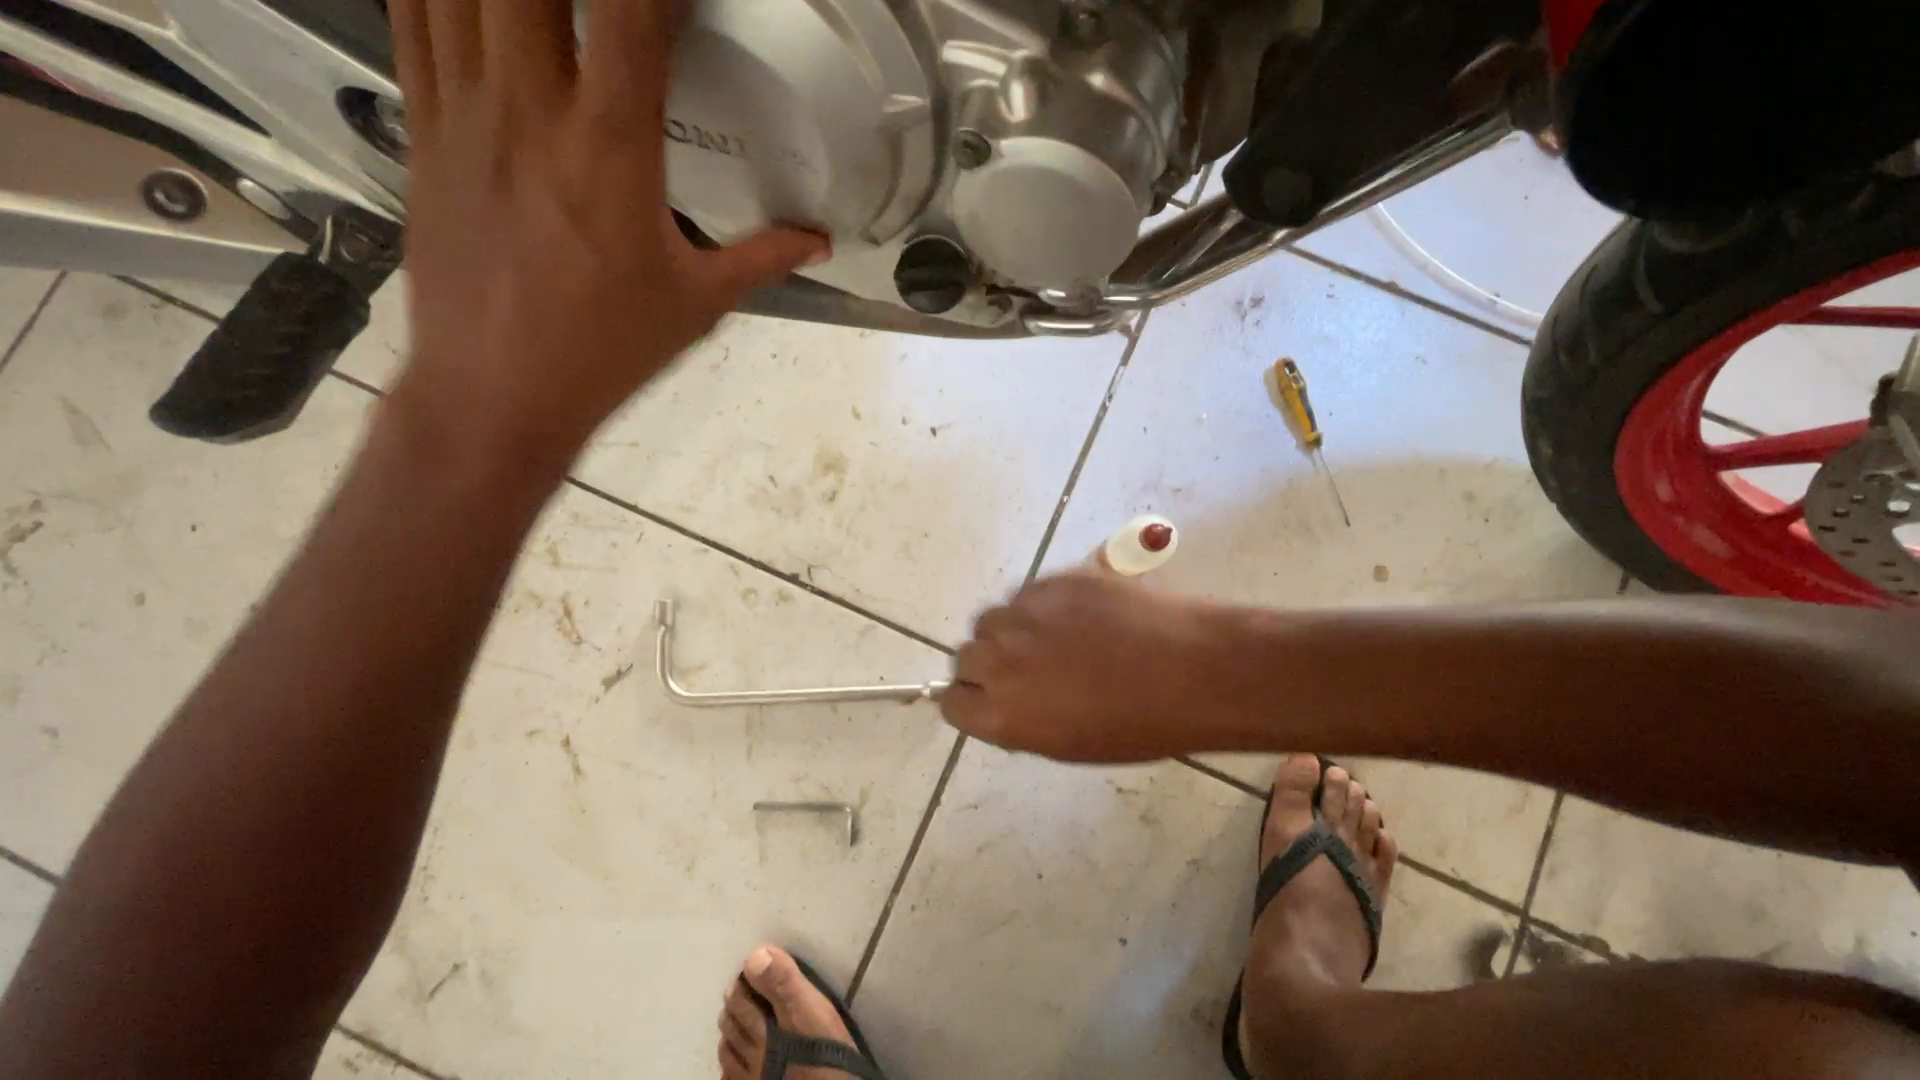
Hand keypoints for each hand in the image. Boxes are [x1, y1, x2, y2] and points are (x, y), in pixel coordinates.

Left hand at [387, 0, 825, 462]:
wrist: (494, 393)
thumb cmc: (605, 350)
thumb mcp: (698, 304)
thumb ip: (763, 259)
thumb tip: (817, 241)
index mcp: (610, 149)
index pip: (631, 12)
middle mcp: (530, 110)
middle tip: (619, 3)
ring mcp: (463, 111)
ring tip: (555, 5)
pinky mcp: (422, 128)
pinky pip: (413, 17)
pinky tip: (482, 0)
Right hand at [941, 573, 1242, 762]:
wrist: (1192, 671)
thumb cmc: (1138, 725)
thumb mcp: (1069, 744)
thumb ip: (1022, 721)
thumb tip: (1007, 701)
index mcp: (1003, 715)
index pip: (952, 701)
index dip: (970, 698)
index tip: (989, 696)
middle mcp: (1000, 663)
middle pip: (968, 655)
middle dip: (988, 662)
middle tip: (1026, 666)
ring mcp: (1025, 616)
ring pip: (993, 618)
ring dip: (1011, 629)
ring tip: (1053, 637)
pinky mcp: (1053, 582)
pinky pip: (1027, 594)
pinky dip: (1041, 605)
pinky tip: (1078, 616)